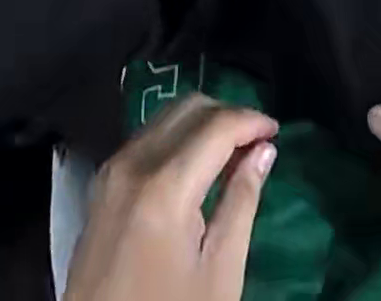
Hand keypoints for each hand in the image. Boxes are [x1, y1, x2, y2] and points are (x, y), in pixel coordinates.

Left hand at [64, 94, 278, 300]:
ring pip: (166, 114)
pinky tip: (199, 160)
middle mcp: (135, 161)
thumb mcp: (219, 272)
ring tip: (234, 148)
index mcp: (165, 186)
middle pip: (189, 108)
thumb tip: (264, 150)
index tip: (276, 129)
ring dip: (203, 120)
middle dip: (228, 114)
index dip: (251, 120)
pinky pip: (148, 134)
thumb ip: (242, 202)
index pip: (215, 126)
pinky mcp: (104, 177)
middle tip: (258, 139)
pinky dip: (178, 133)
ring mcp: (114, 166)